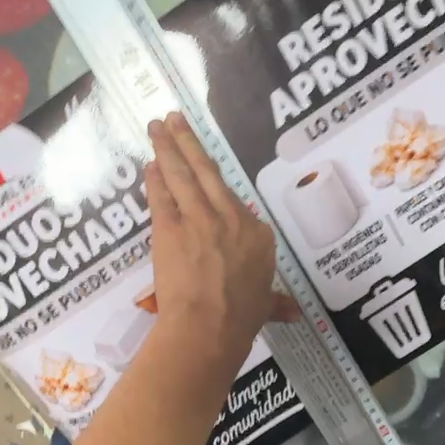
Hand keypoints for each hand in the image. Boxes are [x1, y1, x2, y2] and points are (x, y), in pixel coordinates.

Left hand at [145, 113, 296, 355]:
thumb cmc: (241, 319)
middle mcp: (231, 219)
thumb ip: (277, 303)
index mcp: (258, 235)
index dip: (218, 188)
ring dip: (168, 147)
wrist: (209, 326)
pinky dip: (154, 180)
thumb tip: (295, 314)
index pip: (236, 204)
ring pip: (183, 175)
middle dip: (189, 142)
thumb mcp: (265, 306)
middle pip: (208, 172)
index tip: (207, 173)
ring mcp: (200, 220)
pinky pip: (161, 197)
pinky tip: (149, 164)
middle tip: (175, 118)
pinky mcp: (170, 229)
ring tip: (157, 126)